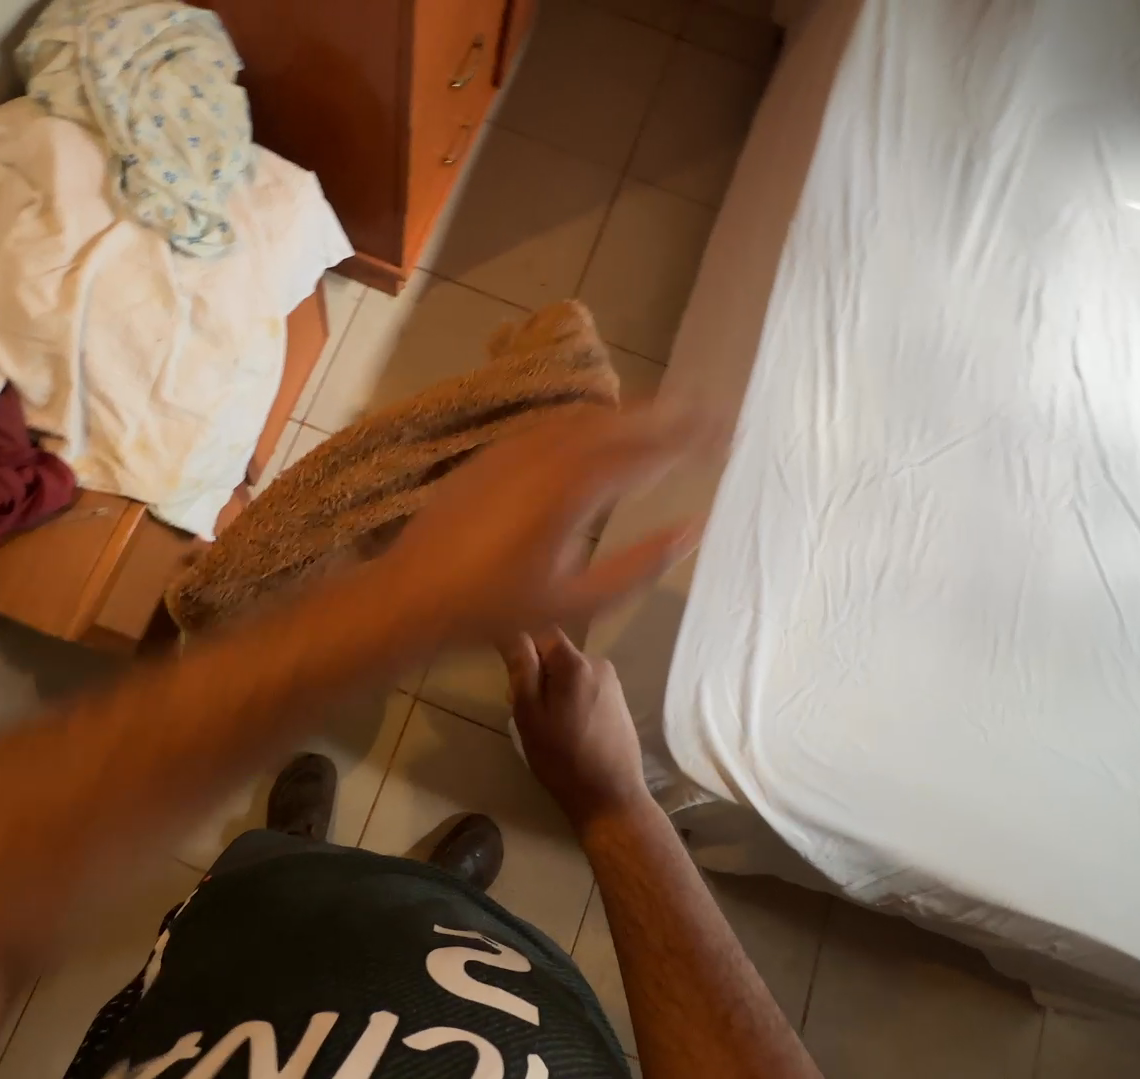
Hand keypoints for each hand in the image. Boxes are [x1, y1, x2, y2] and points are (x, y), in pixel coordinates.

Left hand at [369, 405, 703, 644]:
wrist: (410, 594)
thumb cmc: (493, 608)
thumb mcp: (575, 602)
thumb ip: (639, 566)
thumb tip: (692, 530)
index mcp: (574, 489)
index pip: (649, 449)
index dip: (692, 437)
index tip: (729, 431)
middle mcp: (547, 455)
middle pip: (621, 420)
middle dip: (670, 413)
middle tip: (710, 411)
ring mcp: (514, 449)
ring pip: (584, 418)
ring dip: (628, 414)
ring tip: (664, 417)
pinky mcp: (492, 454)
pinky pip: (551, 425)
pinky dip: (587, 423)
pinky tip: (595, 436)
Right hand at [501, 629, 649, 826]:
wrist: (610, 797)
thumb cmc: (562, 757)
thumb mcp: (529, 713)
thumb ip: (521, 667)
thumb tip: (511, 629)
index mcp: (575, 662)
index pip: (541, 630)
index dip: (522, 646)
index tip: (511, 674)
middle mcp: (598, 663)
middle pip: (555, 652)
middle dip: (536, 671)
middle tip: (523, 708)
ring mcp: (611, 682)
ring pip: (569, 670)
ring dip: (552, 686)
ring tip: (545, 723)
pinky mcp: (618, 700)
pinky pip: (584, 685)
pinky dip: (569, 697)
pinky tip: (566, 727)